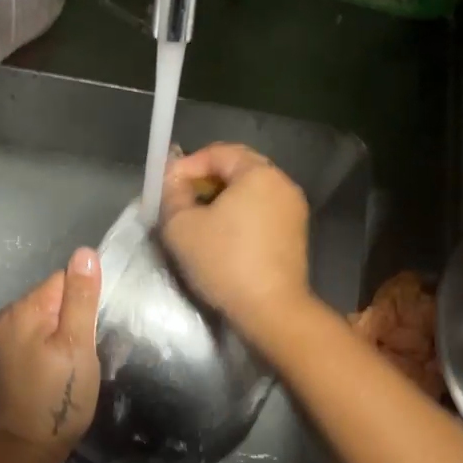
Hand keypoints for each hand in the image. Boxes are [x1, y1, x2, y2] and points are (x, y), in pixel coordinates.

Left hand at [0, 247, 101, 458]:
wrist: (28, 446)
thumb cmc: (58, 396)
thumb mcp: (78, 345)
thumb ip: (82, 298)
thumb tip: (85, 253)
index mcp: (25, 308)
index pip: (66, 280)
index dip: (86, 302)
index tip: (95, 331)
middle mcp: (10, 315)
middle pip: (57, 297)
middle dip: (77, 318)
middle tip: (88, 352)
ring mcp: (6, 337)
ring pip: (50, 318)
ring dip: (67, 334)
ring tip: (76, 364)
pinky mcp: (9, 356)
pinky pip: (40, 336)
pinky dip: (54, 347)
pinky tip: (61, 370)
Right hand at [160, 143, 313, 338]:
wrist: (271, 310)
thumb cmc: (224, 261)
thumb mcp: (181, 226)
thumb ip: (172, 194)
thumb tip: (174, 182)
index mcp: (259, 173)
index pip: (218, 152)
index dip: (187, 164)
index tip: (166, 185)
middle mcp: (282, 183)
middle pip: (238, 167)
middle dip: (205, 178)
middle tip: (180, 198)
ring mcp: (293, 209)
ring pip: (251, 190)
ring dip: (222, 197)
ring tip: (198, 217)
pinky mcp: (296, 234)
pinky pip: (262, 210)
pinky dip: (240, 214)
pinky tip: (222, 235)